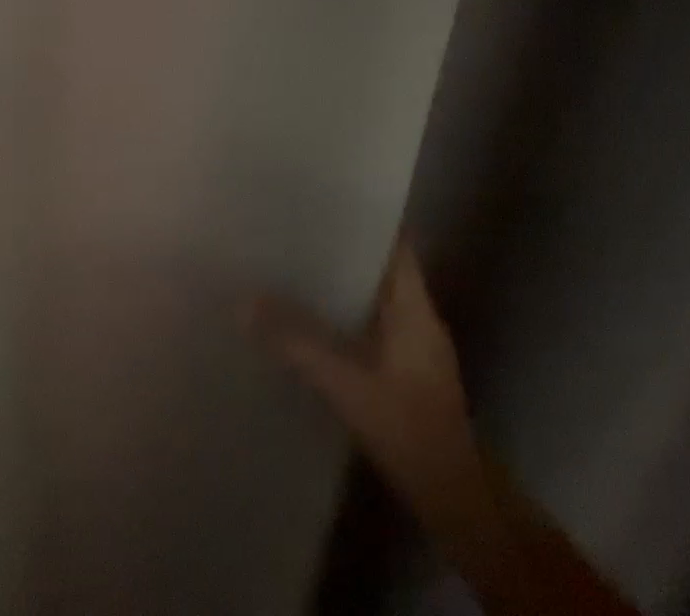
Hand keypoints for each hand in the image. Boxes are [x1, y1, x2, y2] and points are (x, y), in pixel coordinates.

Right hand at [242, 240, 480, 498]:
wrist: (447, 489)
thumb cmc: (404, 426)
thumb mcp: (342, 382)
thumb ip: (294, 341)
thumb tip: (242, 302)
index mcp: (415, 313)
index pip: (397, 250)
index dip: (368, 222)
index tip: (327, 201)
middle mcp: (417, 322)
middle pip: (380, 271)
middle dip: (340, 250)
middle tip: (290, 230)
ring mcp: (410, 348)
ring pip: (369, 299)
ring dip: (336, 283)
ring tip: (286, 265)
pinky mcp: (398, 370)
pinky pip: (363, 325)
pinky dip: (336, 314)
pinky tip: (301, 317)